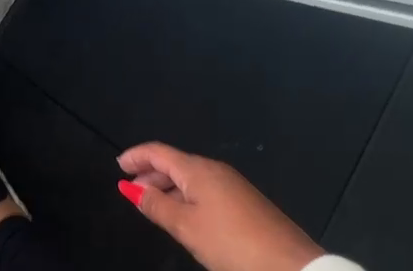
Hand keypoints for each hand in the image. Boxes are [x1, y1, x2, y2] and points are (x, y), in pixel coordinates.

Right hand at [116, 143, 323, 270]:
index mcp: (198, 169)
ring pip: (192, 179)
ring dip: (170, 189)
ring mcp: (235, 187)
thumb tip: (132, 188)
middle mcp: (216, 170)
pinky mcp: (249, 205)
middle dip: (151, 175)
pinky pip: (208, 191)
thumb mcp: (187, 228)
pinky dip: (188, 198)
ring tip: (155, 207)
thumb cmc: (232, 245)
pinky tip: (187, 218)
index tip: (118, 167)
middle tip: (132, 193)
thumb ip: (157, 206)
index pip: (158, 152)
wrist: (294, 270)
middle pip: (175, 164)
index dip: (136, 157)